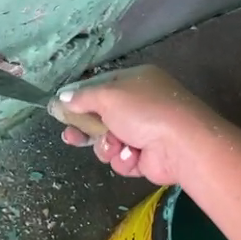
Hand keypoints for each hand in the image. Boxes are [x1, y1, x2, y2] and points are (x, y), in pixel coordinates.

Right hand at [52, 65, 220, 184]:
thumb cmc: (145, 111)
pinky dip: (122, 158)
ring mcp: (142, 132)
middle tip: (70, 136)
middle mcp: (139, 105)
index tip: (58, 108)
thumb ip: (82, 97)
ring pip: (107, 141)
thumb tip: (61, 97)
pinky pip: (120, 157)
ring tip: (115, 145)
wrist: (181, 145)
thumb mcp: (108, 95)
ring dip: (106, 145)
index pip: (99, 86)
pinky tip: (131, 155)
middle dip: (85, 128)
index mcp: (134, 81)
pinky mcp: (144, 156)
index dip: (78, 98)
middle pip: (100, 117)